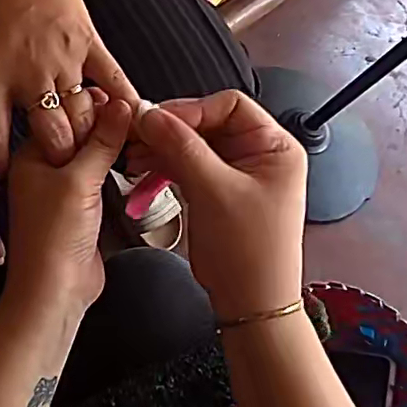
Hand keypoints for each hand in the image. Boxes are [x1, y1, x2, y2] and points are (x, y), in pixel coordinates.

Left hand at [0, 0, 137, 181]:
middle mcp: (28, 75)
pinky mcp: (90, 43)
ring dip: (89, 140)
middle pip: (53, 137)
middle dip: (57, 161)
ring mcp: (64, 60)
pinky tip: (133, 125)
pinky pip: (114, 80)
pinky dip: (126, 105)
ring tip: (90, 153)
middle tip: (58, 168)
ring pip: (85, 117)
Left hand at [0, 94, 131, 314]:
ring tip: (139, 133)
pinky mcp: (80, 205)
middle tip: (136, 116)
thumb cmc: (50, 239)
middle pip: (79, 132)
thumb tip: (121, 108)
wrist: (55, 288)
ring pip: (92, 153)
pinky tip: (133, 157)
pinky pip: (99, 175)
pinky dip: (116, 166)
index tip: (122, 100)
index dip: (92, 106)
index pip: (62, 114)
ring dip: (113, 145)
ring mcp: (62, 186)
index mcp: (30, 154)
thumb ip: (101, 142)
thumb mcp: (78, 180)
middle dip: (106, 124)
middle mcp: (44, 167)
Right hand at [126, 92, 307, 314]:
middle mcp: (255, 155)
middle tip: (136, 137)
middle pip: (204, 124)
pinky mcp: (213, 189)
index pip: (227, 106)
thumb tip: (151, 115)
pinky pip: (183, 165)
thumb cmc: (251, 253)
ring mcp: (232, 172)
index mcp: (273, 147)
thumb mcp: (214, 191)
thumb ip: (181, 148)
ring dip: (159, 149)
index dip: (189, 111)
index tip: (155, 121)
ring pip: (188, 144)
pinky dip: (161, 167)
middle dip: (168, 131)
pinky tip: (141, 173)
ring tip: (133, 157)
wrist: (249, 300)